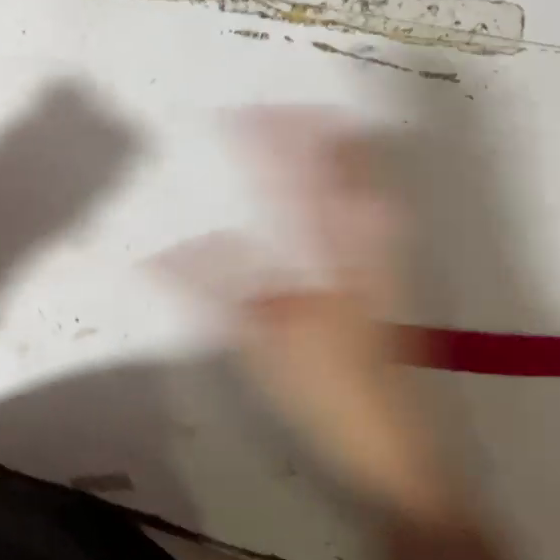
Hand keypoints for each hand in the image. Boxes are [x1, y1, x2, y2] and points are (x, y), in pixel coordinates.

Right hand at [225, 107, 454, 518]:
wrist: (399, 453)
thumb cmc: (325, 393)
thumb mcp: (255, 341)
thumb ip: (212, 289)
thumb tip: (159, 254)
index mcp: (324, 260)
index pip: (292, 184)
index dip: (268, 144)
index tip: (241, 114)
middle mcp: (360, 252)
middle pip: (348, 176)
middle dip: (320, 135)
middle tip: (292, 107)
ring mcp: (383, 269)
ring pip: (371, 194)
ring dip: (347, 156)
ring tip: (328, 128)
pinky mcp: (390, 289)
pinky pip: (380, 221)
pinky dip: (366, 191)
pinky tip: (360, 193)